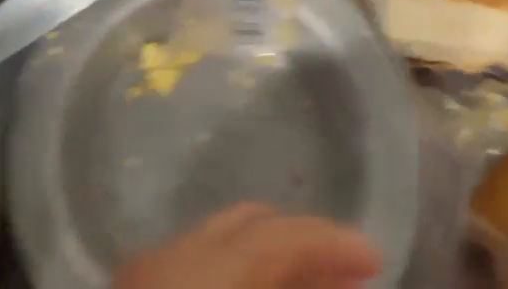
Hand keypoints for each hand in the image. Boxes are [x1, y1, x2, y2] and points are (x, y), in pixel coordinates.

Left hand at [113, 203, 383, 288]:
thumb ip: (300, 284)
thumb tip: (339, 279)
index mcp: (201, 269)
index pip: (280, 235)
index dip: (333, 242)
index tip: (375, 257)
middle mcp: (168, 254)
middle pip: (250, 224)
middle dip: (304, 242)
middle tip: (348, 271)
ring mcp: (143, 269)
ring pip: (223, 240)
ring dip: (273, 257)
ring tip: (311, 281)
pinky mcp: (133, 283)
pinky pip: (197, 261)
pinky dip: (238, 269)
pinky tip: (260, 287)